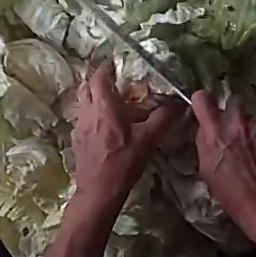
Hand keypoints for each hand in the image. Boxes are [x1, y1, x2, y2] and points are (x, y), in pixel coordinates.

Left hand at [71, 61, 178, 212]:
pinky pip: (83, 118)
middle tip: (115, 81)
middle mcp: (88, 112)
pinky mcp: (77, 140)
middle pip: (87, 86)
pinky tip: (105, 124)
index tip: (117, 64)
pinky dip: (92, 113)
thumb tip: (178, 105)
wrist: (99, 191)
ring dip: (94, 96)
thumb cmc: (123, 163)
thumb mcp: (148, 140)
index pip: (99, 77)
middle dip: (98, 80)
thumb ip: (163, 119)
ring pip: (83, 102)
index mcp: (104, 107)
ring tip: (112, 101)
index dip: (107, 68)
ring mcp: (79, 126)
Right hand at [191, 89, 255, 243]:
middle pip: (232, 103)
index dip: (203, 103)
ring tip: (247, 147)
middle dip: (230, 114)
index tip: (204, 110)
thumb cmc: (230, 190)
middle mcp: (237, 122)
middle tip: (229, 131)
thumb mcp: (206, 167)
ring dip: (246, 127)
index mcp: (215, 130)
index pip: (203, 98)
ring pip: (249, 117)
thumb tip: (205, 127)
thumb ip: (204, 140)